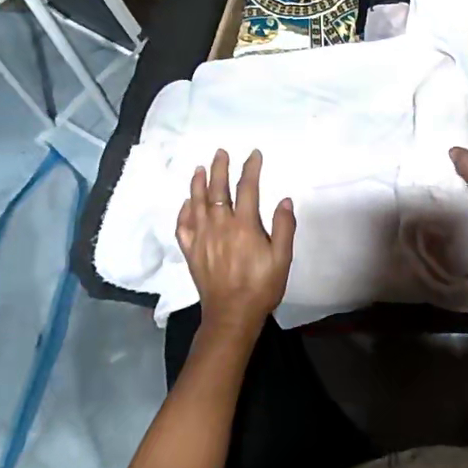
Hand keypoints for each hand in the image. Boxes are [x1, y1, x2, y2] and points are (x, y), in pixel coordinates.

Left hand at [176, 149, 294, 332]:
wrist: (232, 315)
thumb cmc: (262, 286)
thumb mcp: (282, 258)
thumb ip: (284, 228)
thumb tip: (284, 200)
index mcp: (244, 225)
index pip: (247, 188)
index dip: (251, 168)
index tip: (254, 154)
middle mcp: (220, 226)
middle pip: (217, 189)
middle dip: (219, 168)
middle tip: (220, 152)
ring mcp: (202, 238)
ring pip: (196, 203)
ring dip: (197, 183)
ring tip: (199, 168)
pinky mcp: (191, 251)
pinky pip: (183, 225)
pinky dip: (184, 210)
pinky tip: (187, 202)